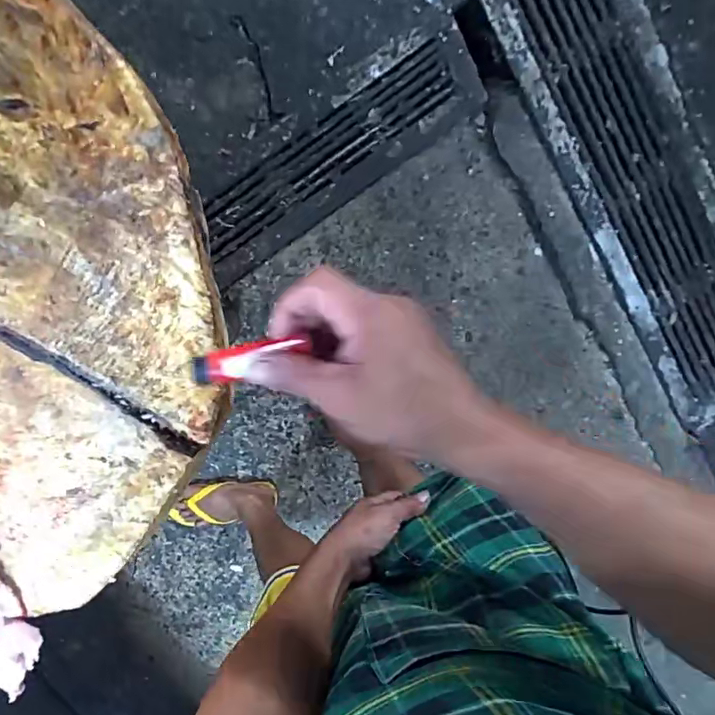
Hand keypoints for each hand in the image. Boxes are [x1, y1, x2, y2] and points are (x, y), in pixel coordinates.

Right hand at [248, 266, 500, 460]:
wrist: (464, 430)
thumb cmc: (401, 413)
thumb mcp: (336, 397)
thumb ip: (290, 375)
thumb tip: (250, 365)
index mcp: (368, 311)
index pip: (313, 284)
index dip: (286, 311)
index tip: (281, 349)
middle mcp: (386, 304)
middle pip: (327, 298)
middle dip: (302, 331)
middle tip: (297, 369)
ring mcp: (400, 317)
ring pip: (343, 315)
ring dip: (322, 343)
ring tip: (322, 380)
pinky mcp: (409, 333)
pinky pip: (363, 328)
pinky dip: (344, 347)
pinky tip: (347, 380)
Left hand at [310, 490, 430, 582]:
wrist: (344, 560)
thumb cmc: (364, 532)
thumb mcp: (388, 514)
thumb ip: (407, 505)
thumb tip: (426, 494)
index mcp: (372, 504)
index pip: (397, 496)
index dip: (415, 500)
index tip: (436, 506)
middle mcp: (371, 519)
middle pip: (398, 517)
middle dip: (416, 522)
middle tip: (441, 528)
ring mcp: (372, 538)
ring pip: (397, 536)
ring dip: (411, 540)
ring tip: (437, 544)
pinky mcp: (374, 556)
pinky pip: (394, 552)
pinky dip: (404, 554)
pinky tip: (422, 557)